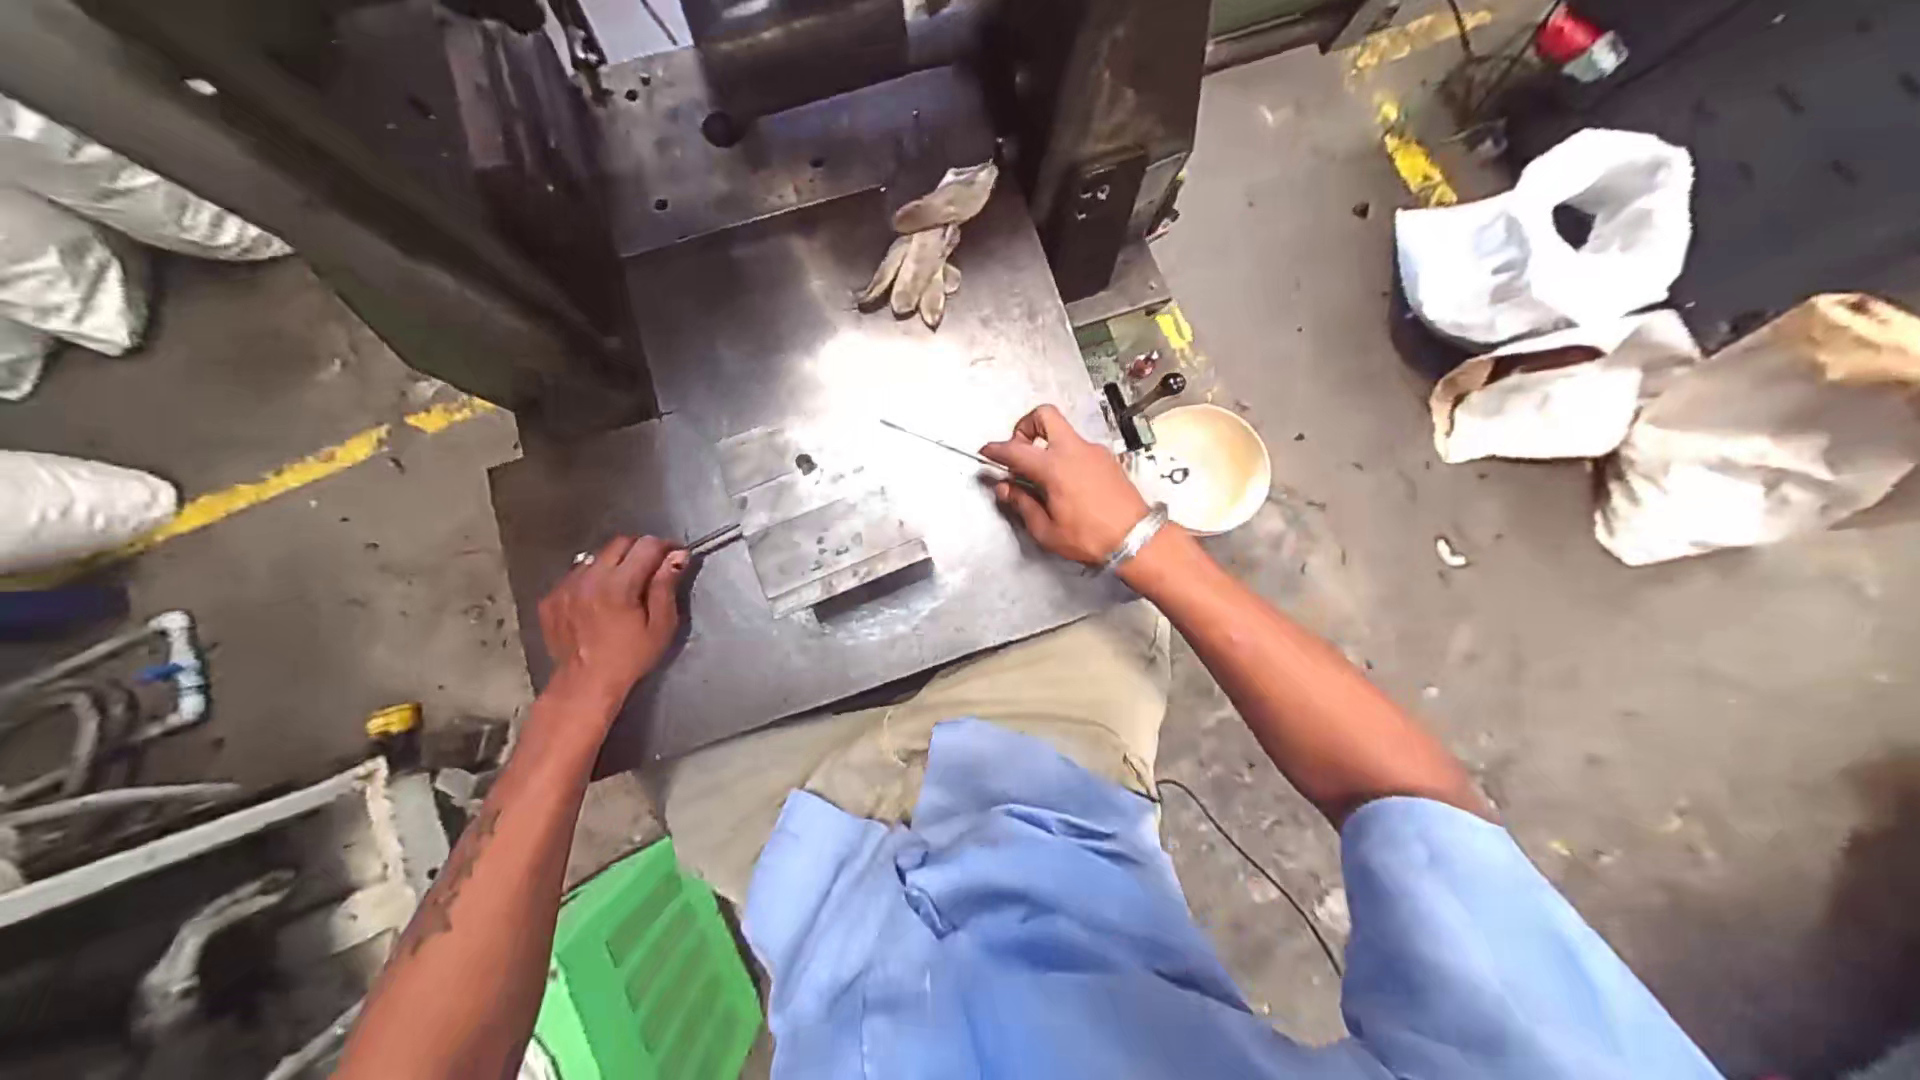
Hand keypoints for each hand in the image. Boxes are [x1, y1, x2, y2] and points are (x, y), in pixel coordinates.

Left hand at [538, 535, 687, 708]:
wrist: (586, 683)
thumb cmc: (631, 657)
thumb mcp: (662, 625)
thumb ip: (666, 586)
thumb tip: (677, 556)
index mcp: (619, 585)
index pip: (647, 545)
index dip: (666, 547)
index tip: (675, 557)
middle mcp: (589, 578)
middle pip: (620, 543)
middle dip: (640, 550)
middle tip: (652, 570)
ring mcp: (566, 586)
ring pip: (596, 557)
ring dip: (614, 564)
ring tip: (623, 587)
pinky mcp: (551, 597)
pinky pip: (576, 574)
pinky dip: (592, 579)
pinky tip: (598, 600)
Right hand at [980, 404, 1151, 566]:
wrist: (1136, 538)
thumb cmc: (1091, 537)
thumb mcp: (1046, 529)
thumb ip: (1022, 504)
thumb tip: (1006, 489)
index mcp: (1054, 467)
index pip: (1015, 449)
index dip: (996, 450)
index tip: (987, 453)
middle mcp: (1074, 451)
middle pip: (1044, 415)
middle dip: (1025, 427)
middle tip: (1019, 452)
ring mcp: (1093, 452)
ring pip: (1063, 433)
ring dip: (1046, 445)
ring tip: (1042, 477)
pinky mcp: (1106, 460)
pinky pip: (1078, 448)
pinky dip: (1065, 456)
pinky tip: (1065, 483)